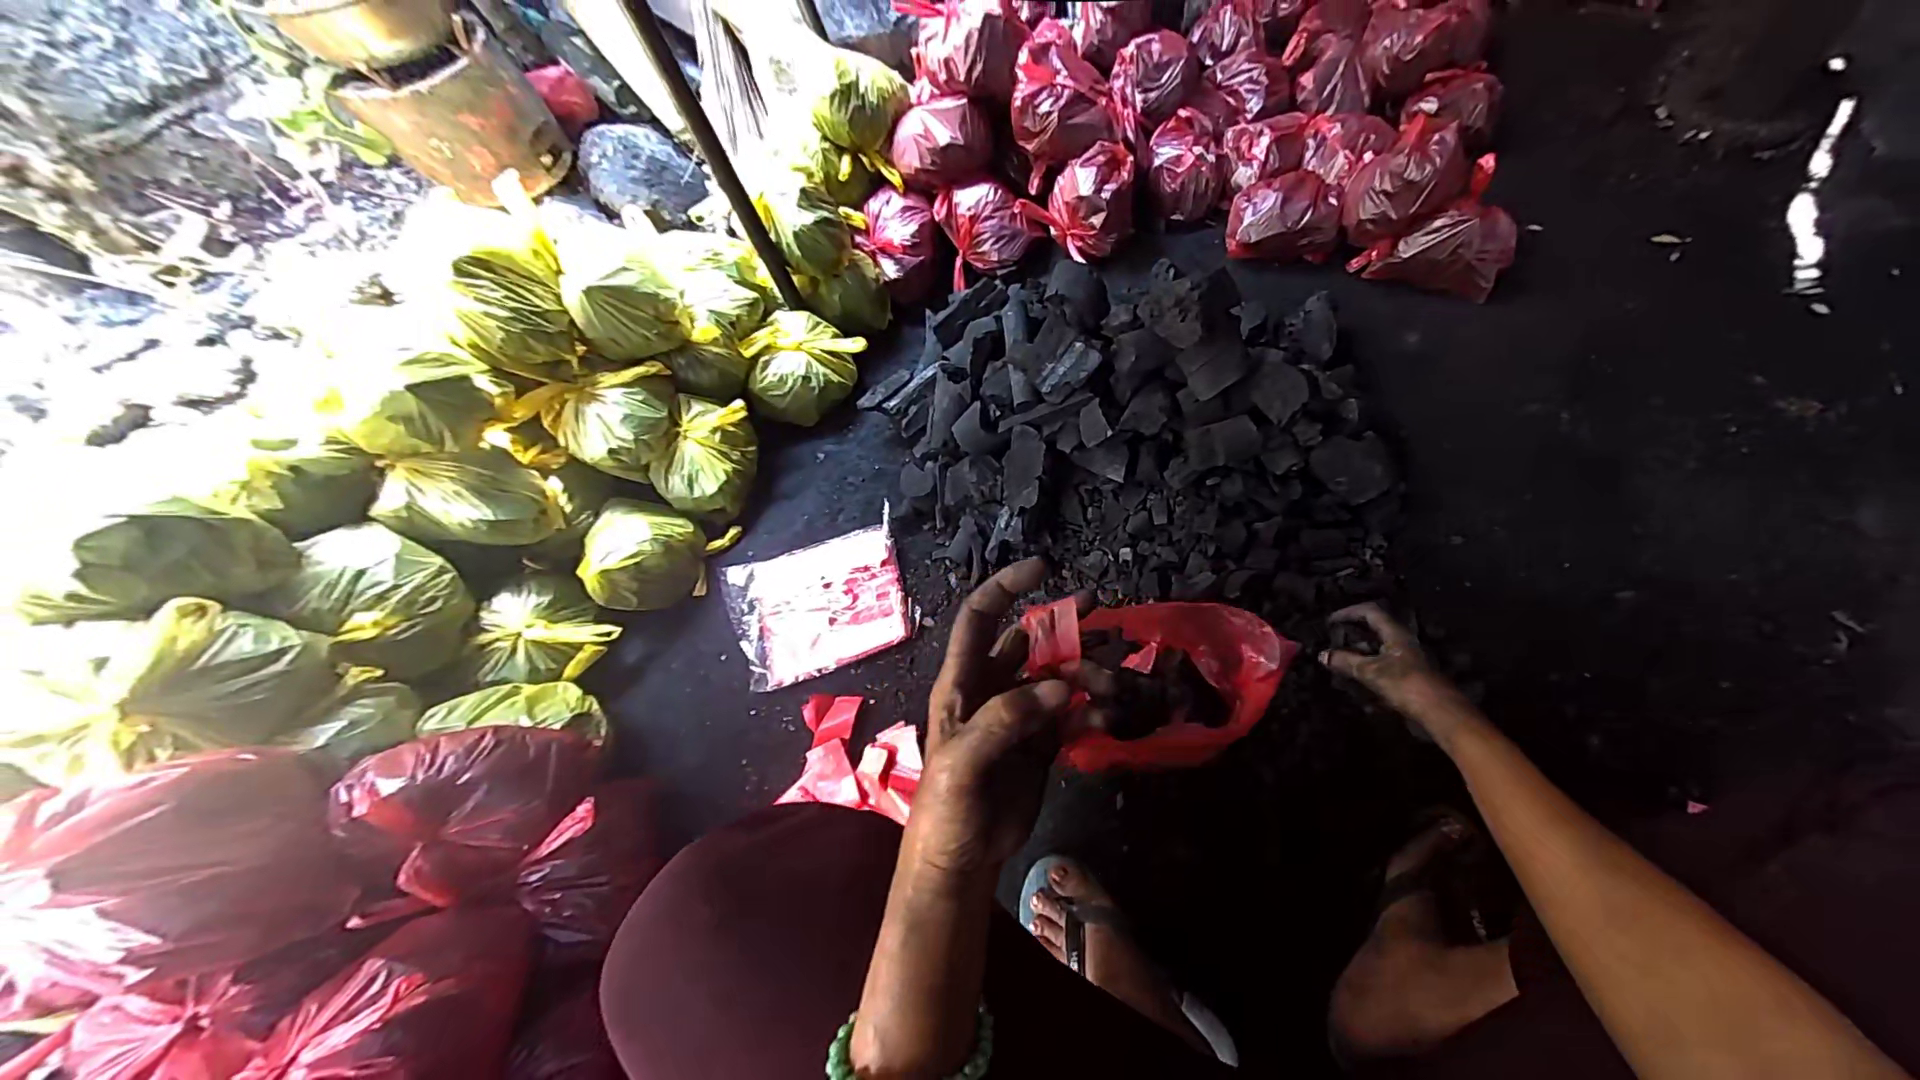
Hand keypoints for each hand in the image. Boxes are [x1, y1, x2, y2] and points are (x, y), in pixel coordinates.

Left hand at [908, 559, 1081, 879]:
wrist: (961, 859)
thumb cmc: (946, 807)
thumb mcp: (964, 762)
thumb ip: (1006, 720)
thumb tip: (1059, 686)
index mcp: (962, 683)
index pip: (980, 619)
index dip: (1005, 588)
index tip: (1042, 567)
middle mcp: (992, 689)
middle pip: (1029, 641)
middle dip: (1062, 624)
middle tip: (1100, 609)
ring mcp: (1019, 715)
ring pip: (1057, 675)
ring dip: (1086, 671)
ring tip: (1113, 681)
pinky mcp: (1041, 742)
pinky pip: (1071, 713)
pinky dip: (1091, 710)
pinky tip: (1107, 718)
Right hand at [1320, 603, 1477, 742]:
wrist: (1440, 713)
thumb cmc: (1405, 684)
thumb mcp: (1370, 671)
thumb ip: (1345, 661)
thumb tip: (1322, 655)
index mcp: (1395, 634)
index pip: (1370, 612)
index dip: (1348, 612)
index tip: (1329, 621)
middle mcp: (1401, 643)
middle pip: (1372, 632)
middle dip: (1350, 636)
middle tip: (1330, 641)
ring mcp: (1405, 661)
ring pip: (1375, 651)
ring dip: (1355, 656)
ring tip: (1336, 665)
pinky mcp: (1406, 678)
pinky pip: (1380, 668)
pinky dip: (1365, 673)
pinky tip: (1354, 685)